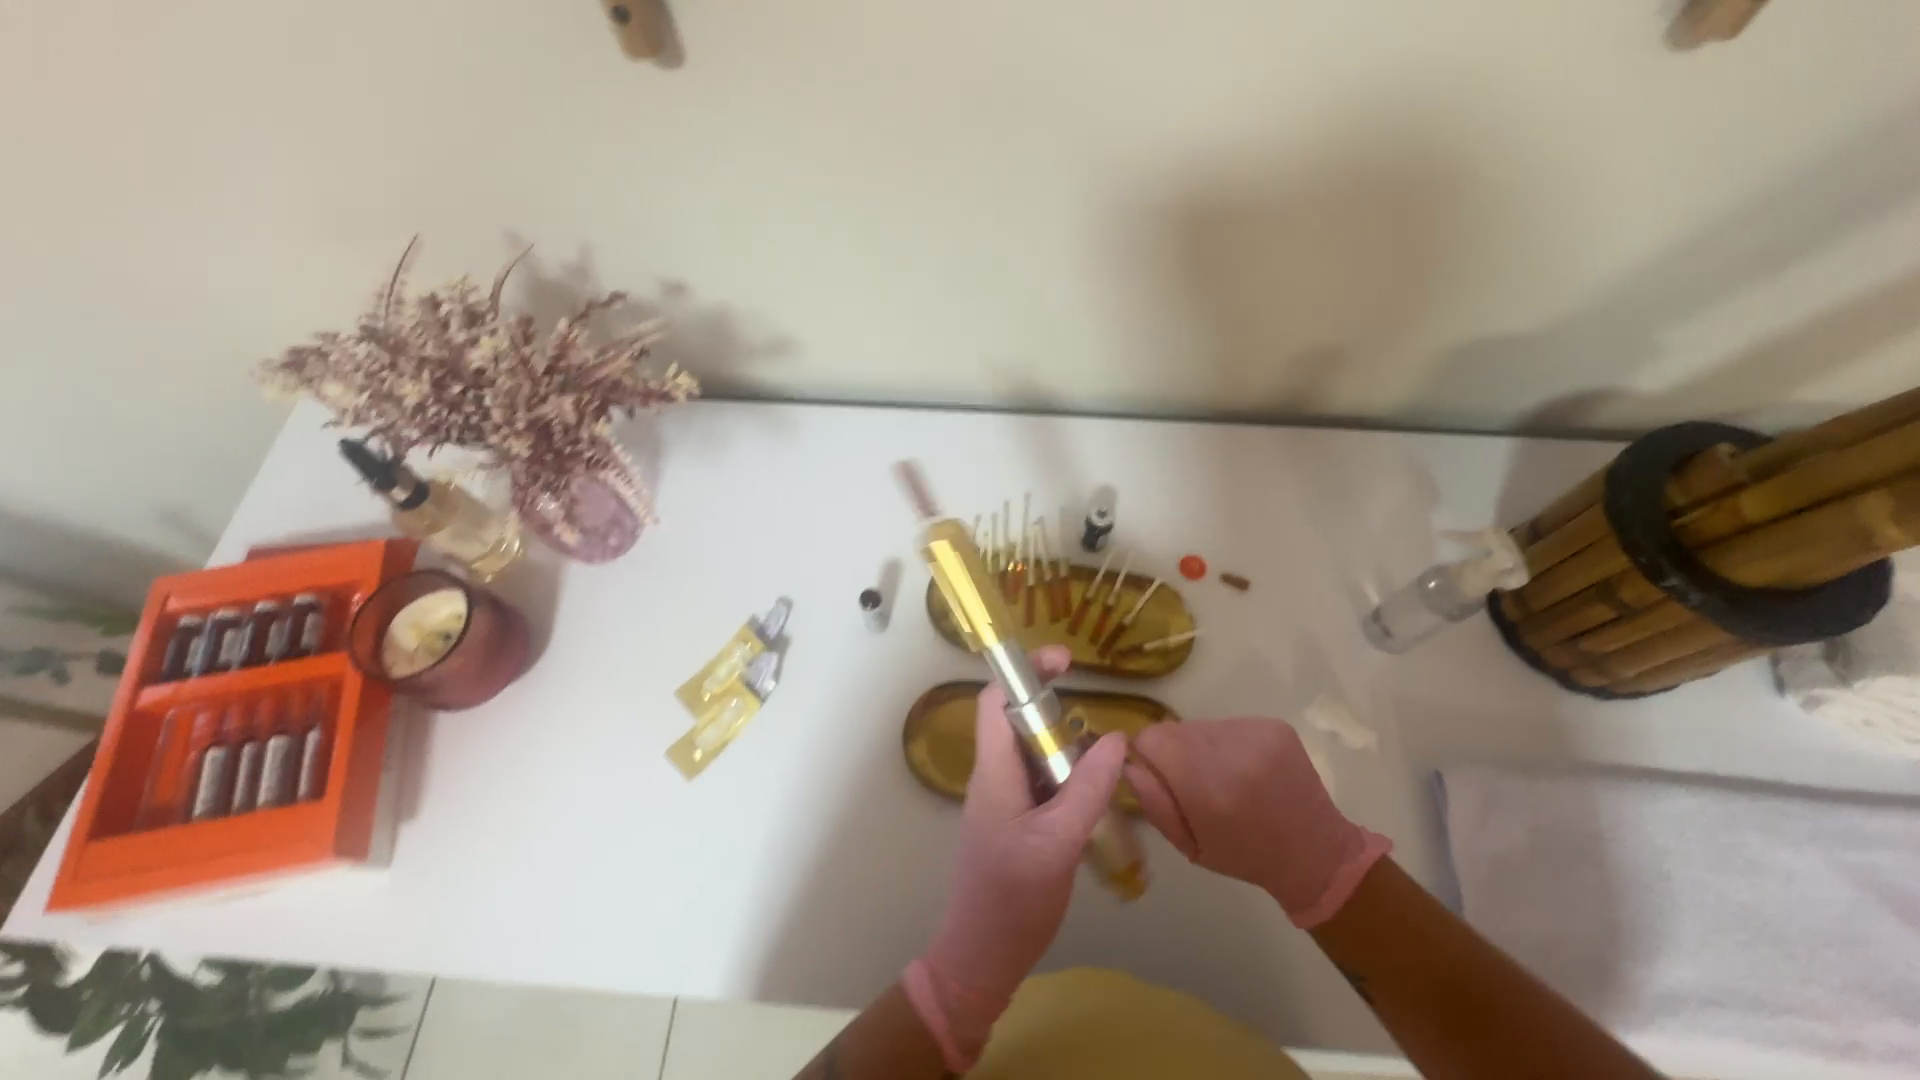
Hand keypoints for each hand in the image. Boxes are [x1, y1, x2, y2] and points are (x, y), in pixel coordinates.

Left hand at [902, 645, 1126, 1072]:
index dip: (1025, 672)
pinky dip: (1069, 778)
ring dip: (1067, 748)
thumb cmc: (1013, 899)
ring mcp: (1005, 802)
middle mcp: (995, 778)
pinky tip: (1097, 794)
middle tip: (1100, 723)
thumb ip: (1086, 789)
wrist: (982, 957)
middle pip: (1019, 721)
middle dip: (1057, 711)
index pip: (996, 701)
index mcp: (993, 772)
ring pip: (1035, 754)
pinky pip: (1042, 783)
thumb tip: (1117, 738)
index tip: (1066, 661)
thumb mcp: (1058, 842)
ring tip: (1105, 761)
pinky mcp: (1018, 824)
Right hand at [1126, 717, 1389, 927]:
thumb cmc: (1244, 855)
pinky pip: (1228, 724)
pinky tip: (1245, 770)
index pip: (1150, 738)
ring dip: (1201, 747)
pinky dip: (1227, 744)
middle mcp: (1231, 749)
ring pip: (1201, 725)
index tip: (1163, 782)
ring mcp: (1256, 733)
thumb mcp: (1188, 844)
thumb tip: (1129, 763)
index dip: (1148, 758)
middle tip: (1196, 787)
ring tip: (1224, 779)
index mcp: (1207, 784)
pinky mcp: (1274, 725)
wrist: (1314, 851)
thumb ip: (1154, 803)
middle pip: (1174, 730)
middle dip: (1175, 754)